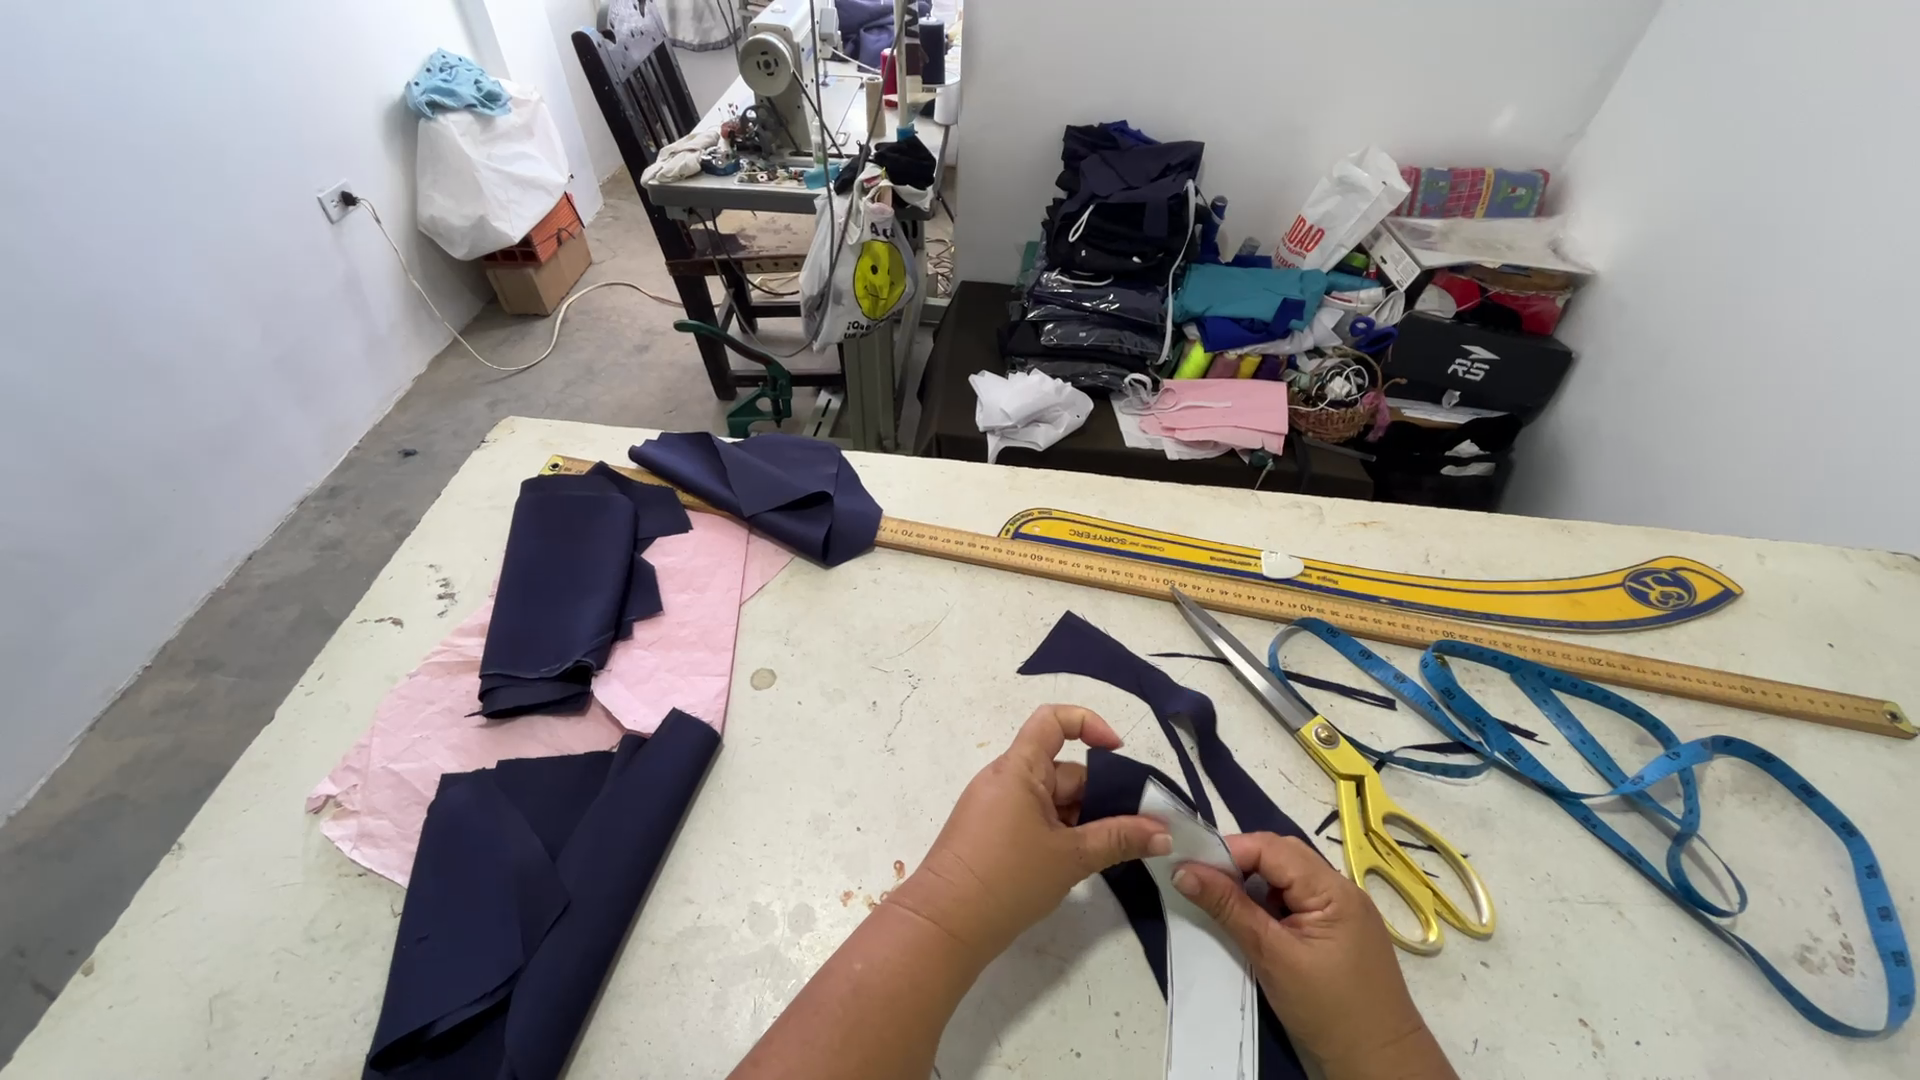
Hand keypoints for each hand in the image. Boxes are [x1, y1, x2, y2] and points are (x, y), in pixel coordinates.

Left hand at [890, 705, 1172, 960]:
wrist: (944, 925)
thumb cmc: (1008, 878)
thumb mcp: (1071, 857)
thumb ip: (1119, 839)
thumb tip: (1163, 833)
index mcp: (1018, 768)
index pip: (1052, 720)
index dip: (1088, 723)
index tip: (1117, 751)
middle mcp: (1004, 777)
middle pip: (1060, 768)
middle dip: (1096, 794)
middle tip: (1132, 829)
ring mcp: (994, 805)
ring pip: (1049, 798)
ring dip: (1079, 818)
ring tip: (1108, 852)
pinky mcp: (989, 831)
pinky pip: (1033, 817)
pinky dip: (1058, 831)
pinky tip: (1077, 862)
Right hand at [1174, 834, 1455, 1079]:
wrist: (1381, 1066)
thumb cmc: (1327, 1011)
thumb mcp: (1271, 956)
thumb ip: (1228, 907)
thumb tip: (1182, 871)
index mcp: (1333, 889)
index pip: (1271, 847)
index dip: (1229, 851)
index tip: (1191, 866)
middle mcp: (1341, 888)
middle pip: (1281, 854)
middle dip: (1240, 862)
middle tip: (1205, 881)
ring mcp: (1343, 908)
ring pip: (1288, 874)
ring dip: (1254, 881)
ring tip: (1225, 900)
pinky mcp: (1339, 927)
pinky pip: (1298, 896)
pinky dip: (1271, 899)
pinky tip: (1254, 919)